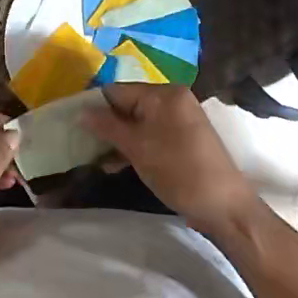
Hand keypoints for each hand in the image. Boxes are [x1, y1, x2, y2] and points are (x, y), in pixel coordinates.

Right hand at [82, 84, 259, 232]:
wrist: (224, 207)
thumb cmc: (178, 170)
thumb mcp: (136, 147)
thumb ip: (105, 125)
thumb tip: (80, 112)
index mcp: (164, 94)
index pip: (115, 90)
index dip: (92, 107)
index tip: (73, 125)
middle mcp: (172, 100)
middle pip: (125, 105)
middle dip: (103, 124)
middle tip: (81, 143)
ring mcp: (178, 120)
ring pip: (135, 122)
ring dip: (115, 138)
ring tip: (95, 157)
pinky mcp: (181, 139)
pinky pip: (148, 134)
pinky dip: (131, 146)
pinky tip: (114, 164)